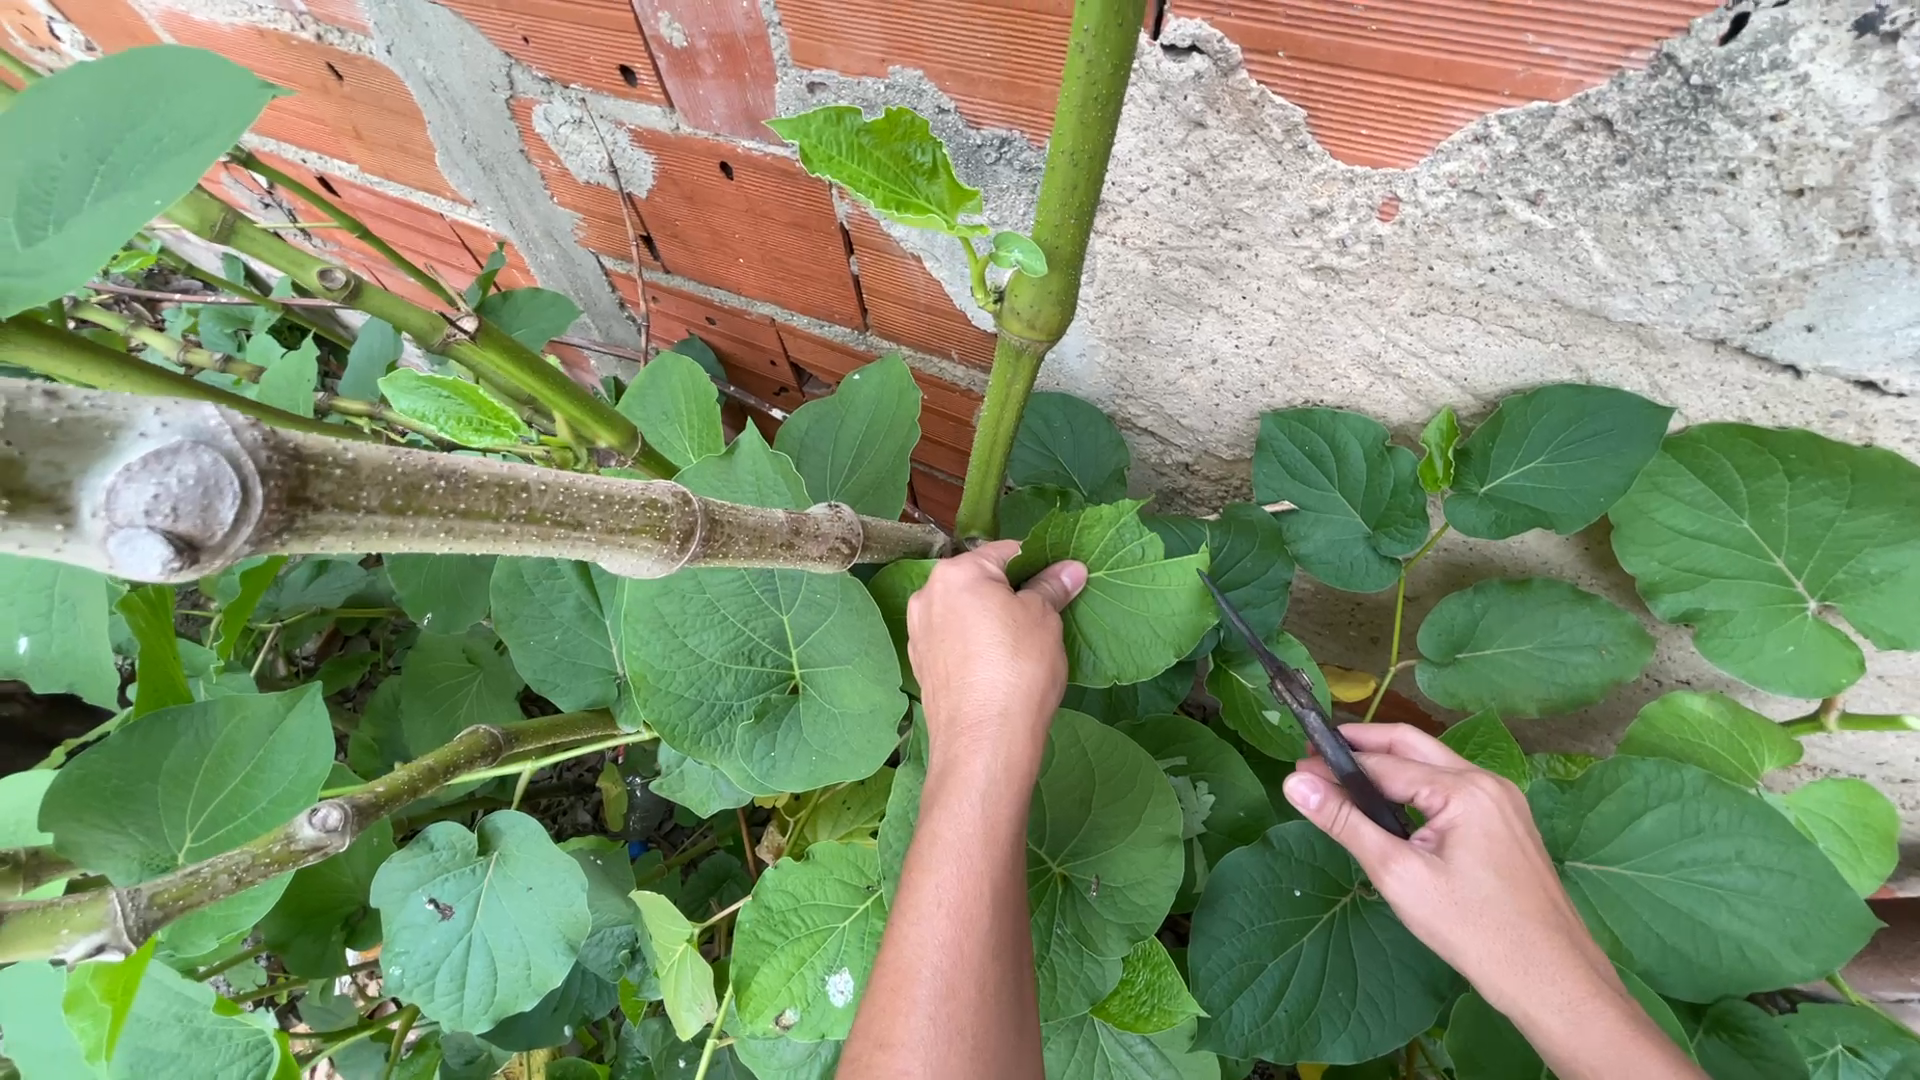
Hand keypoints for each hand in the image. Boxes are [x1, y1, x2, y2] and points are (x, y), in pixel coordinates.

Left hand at [906, 541, 1084, 786]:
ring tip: (1021, 646)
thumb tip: (1072, 567)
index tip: (1059, 585)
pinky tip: (995, 666)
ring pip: (964, 612)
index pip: (1006, 553)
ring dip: (990, 619)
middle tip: (1043, 618)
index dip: (1038, 565)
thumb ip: (1052, 587)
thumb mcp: (1044, 619)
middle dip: (1010, 594)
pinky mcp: (921, 665)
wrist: (984, 742)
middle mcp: (927, 595)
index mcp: (956, 573)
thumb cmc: (1019, 667)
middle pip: (979, 581)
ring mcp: (919, 632)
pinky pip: (954, 641)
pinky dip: (974, 645)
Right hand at [1282, 724, 1615, 1020]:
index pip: (1382, 764)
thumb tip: (1293, 781)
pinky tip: (1390, 804)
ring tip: (1343, 778)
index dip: (1335, 765)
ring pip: (1431, 763)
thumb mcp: (1398, 875)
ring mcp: (1503, 800)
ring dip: (1387, 763)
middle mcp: (1487, 782)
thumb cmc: (1474, 931)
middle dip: (1361, 745)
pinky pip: (1450, 786)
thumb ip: (1343, 821)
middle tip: (1315, 755)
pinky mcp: (1507, 821)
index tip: (1297, 769)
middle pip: (1410, 745)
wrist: (1558, 986)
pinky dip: (1413, 784)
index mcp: (1464, 790)